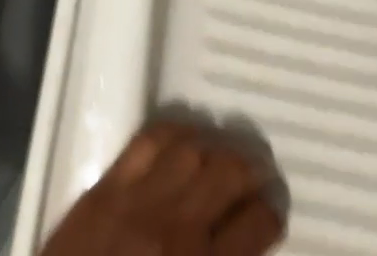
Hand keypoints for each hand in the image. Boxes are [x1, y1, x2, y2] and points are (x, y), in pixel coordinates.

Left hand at [40, 120, 285, 255]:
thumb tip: (242, 243)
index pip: (257, 224)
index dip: (271, 214)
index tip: (268, 212)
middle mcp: (179, 228)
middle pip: (229, 173)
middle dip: (251, 169)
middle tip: (255, 174)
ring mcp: (139, 201)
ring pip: (191, 150)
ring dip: (216, 146)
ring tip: (223, 153)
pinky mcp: (106, 188)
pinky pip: (147, 142)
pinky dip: (173, 133)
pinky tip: (184, 139)